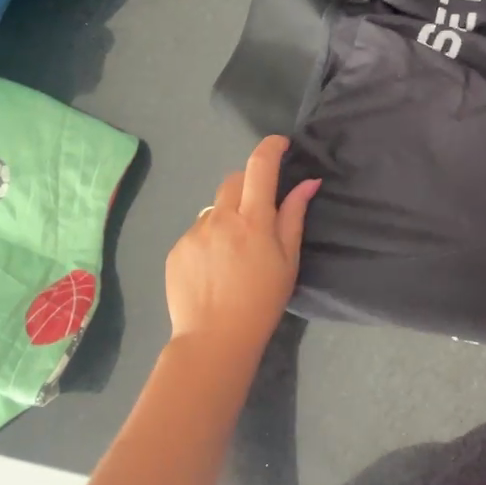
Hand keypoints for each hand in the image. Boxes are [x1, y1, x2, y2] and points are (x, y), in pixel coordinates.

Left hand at [164, 135, 319, 365]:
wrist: (213, 340)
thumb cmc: (262, 301)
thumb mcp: (288, 259)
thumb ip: (294, 216)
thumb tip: (308, 182)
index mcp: (253, 220)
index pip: (260, 166)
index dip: (271, 147)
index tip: (281, 144)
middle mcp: (220, 218)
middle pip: (235, 180)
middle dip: (250, 184)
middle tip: (262, 211)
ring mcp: (194, 233)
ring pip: (215, 207)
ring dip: (230, 215)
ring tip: (236, 250)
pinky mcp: (177, 249)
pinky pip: (198, 230)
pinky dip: (211, 237)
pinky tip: (217, 266)